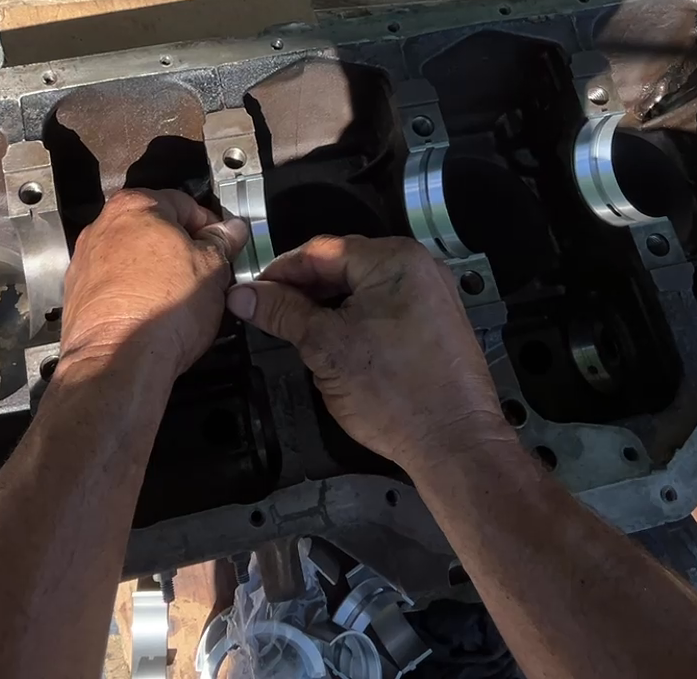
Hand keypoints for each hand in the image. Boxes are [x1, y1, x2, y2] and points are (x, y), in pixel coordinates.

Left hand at [59, 189, 248, 381]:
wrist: (117, 361)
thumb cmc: (160, 311)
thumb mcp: (213, 269)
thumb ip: (223, 242)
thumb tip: (231, 231)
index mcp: (136, 206)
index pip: (185, 203)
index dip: (210, 226)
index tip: (222, 245)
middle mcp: (104, 226)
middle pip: (156, 228)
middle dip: (182, 249)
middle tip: (206, 273)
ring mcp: (87, 260)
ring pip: (134, 257)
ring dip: (157, 272)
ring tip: (180, 299)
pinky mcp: (78, 294)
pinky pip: (116, 283)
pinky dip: (134, 292)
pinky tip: (154, 314)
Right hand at [226, 235, 507, 469]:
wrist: (454, 445)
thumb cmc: (393, 392)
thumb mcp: (324, 346)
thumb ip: (282, 312)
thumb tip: (242, 294)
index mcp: (394, 259)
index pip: (321, 250)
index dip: (281, 271)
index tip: (252, 292)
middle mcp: (418, 266)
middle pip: (342, 264)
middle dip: (302, 288)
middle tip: (268, 311)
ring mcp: (431, 293)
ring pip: (361, 286)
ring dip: (326, 303)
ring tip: (294, 326)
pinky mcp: (435, 321)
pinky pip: (383, 304)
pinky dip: (353, 316)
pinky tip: (331, 338)